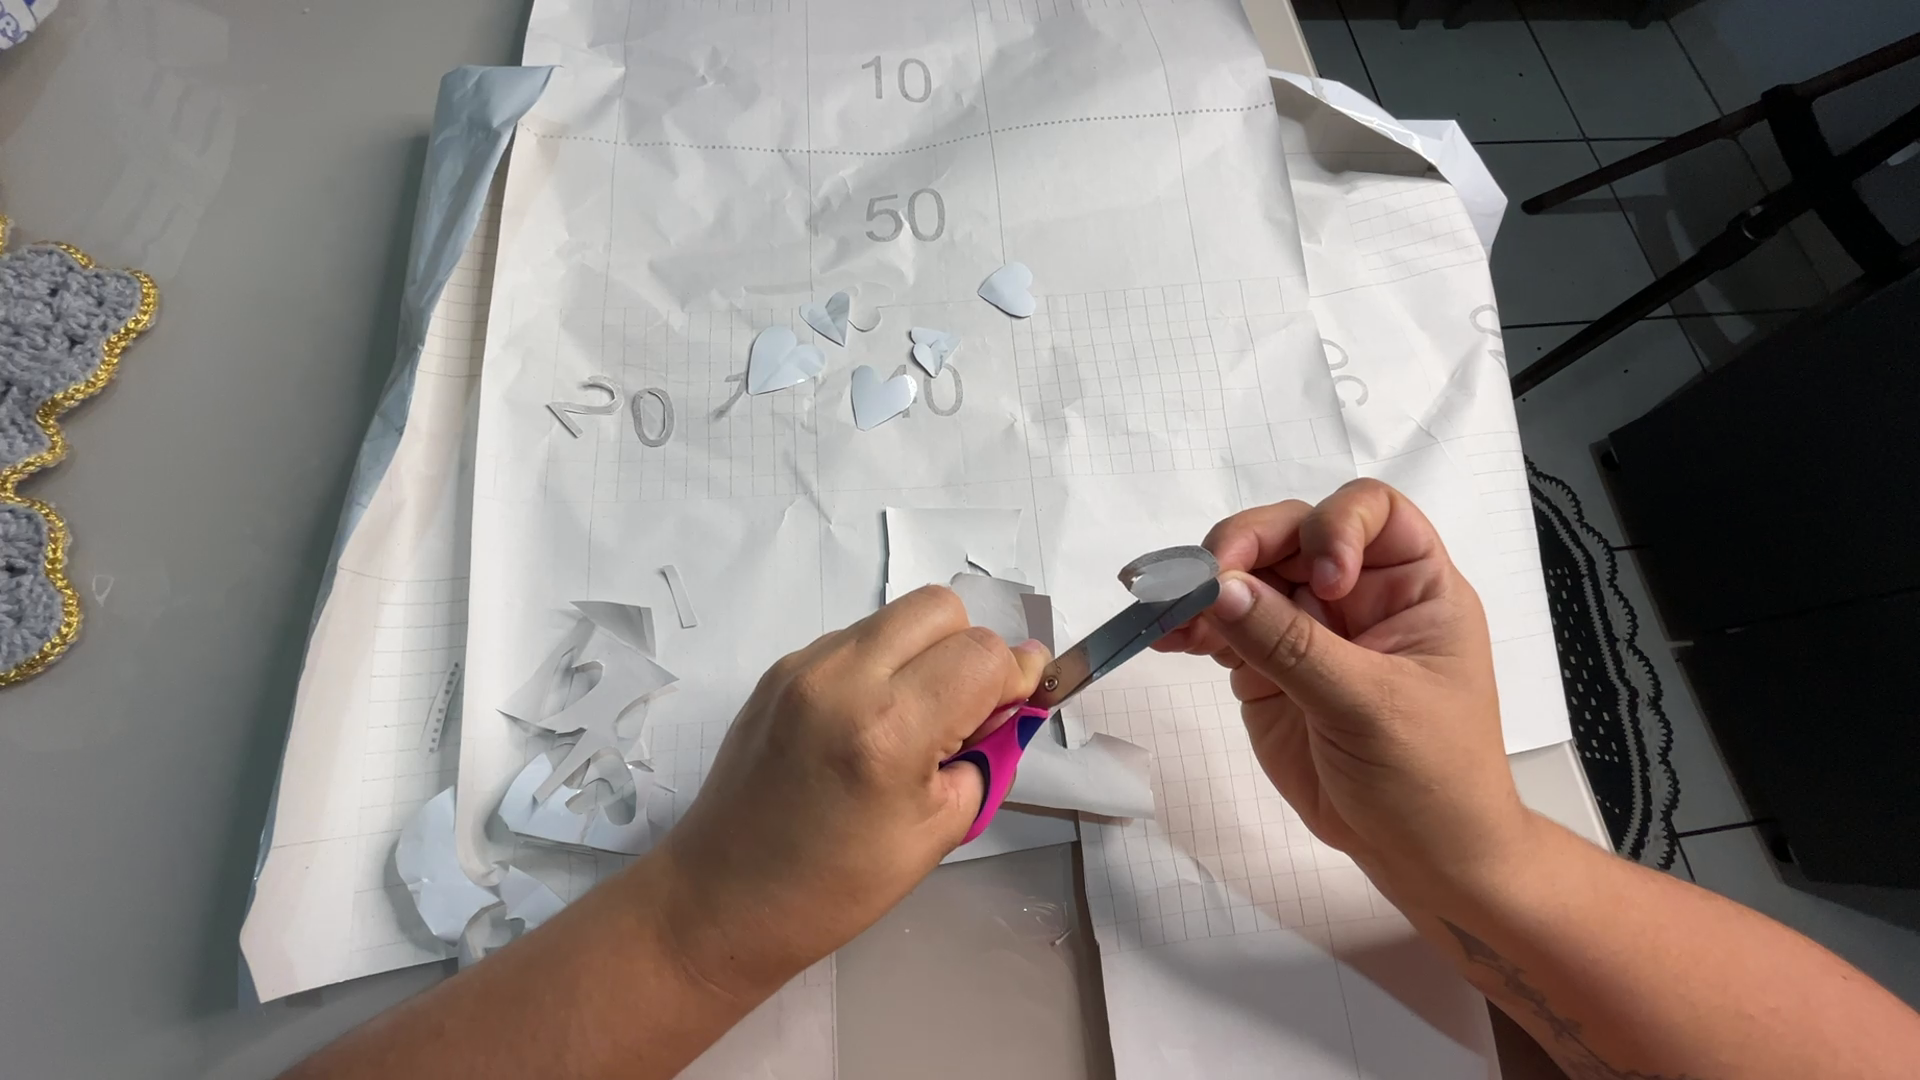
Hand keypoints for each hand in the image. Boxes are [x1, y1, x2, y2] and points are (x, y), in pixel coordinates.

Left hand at [647, 586, 1048, 1002]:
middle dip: (968, 648)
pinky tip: (864, 719)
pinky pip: (856, 638)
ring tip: (908, 716)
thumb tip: (1009, 694)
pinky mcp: (780, 667)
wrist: (722, 898)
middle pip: (941, 607)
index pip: (982, 653)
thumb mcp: (940, 830)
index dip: (1013, 675)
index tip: (1014, 704)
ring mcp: (804, 665)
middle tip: (960, 707)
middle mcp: (843, 676)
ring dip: (923, 652)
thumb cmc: (838, 886)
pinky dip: (881, 664)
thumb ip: (984, 750)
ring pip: (897, 616)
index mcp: (890, 727)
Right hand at [1156, 479, 1531, 903]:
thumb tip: (1219, 589)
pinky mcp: (1262, 661)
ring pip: (1242, 576)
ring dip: (1198, 585)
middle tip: (1199, 581)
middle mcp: (1351, 591)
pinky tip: (1162, 635)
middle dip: (1240, 548)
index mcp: (1409, 584)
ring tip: (1162, 609)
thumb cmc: (1429, 777)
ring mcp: (1302, 626)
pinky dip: (1186, 626)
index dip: (1336, 526)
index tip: (1322, 580)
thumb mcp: (1370, 705)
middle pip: (1286, 534)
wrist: (1414, 853)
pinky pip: (1218, 626)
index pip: (1370, 511)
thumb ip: (1291, 644)